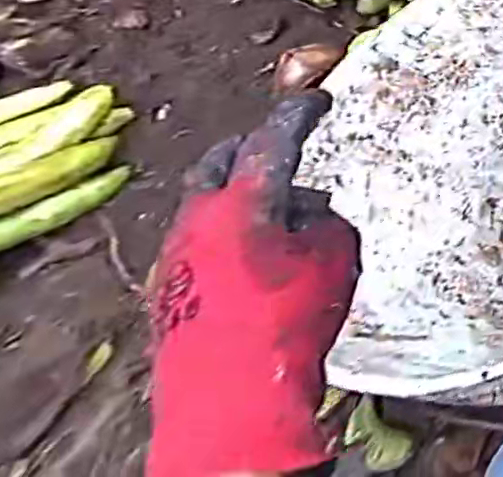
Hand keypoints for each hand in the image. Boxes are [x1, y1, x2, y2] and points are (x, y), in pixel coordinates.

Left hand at [146, 92, 359, 476]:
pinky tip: (258, 246)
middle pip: (218, 162)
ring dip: (241, 189)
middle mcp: (198, 222)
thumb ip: (320, 217)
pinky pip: (199, 235)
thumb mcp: (335, 252)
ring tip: (283, 207)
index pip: (273, 140)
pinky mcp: (167, 288)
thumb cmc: (293, 319)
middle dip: (252, 145)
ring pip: (204, 200)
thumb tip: (302, 210)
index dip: (299, 113)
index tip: (318, 99)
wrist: (231, 404)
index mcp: (243, 205)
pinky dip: (229, 223)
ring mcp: (174, 256)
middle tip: (283, 140)